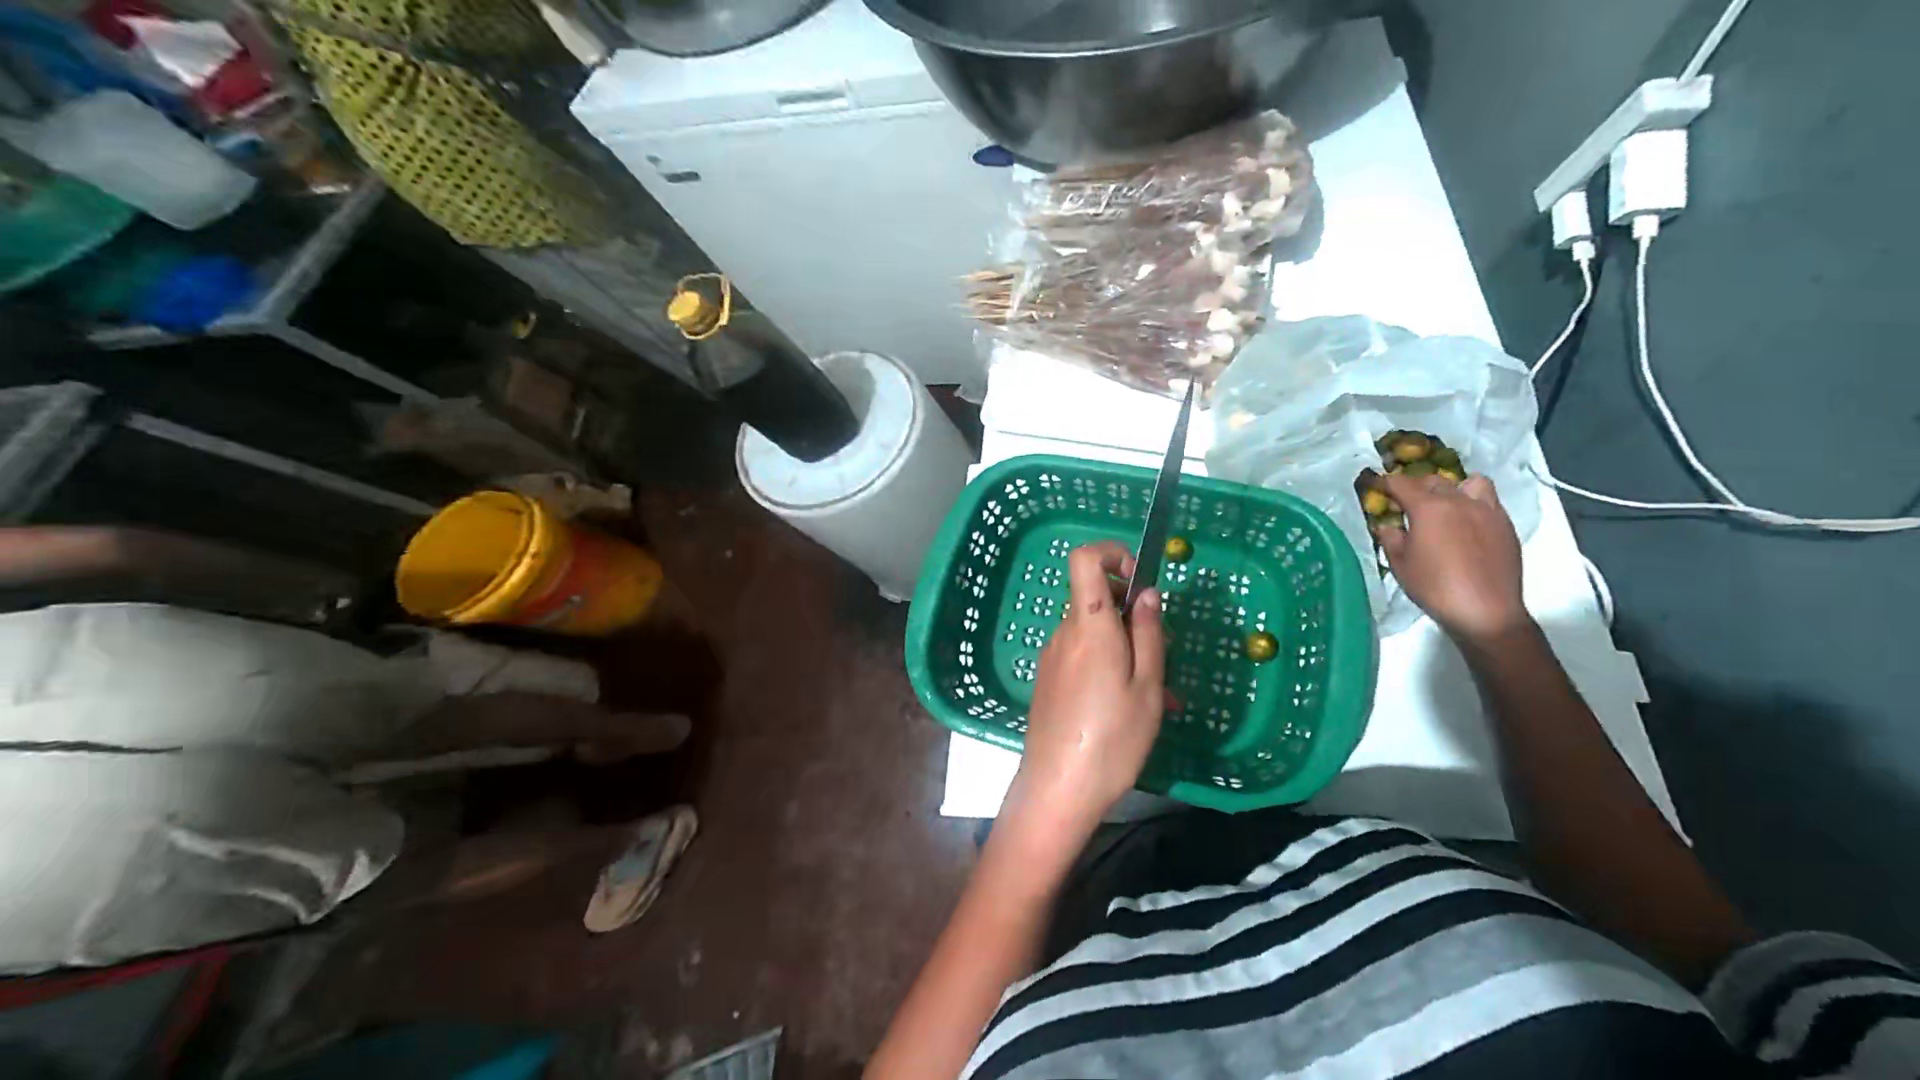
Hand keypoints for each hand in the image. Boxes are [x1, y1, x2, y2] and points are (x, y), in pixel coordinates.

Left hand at [1016, 541, 1165, 824]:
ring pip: (1093, 634)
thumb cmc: (1113, 737)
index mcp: (1089, 626)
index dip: (1111, 554)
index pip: (1083, 558)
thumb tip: (1147, 592)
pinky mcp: (1048, 679)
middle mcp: (1064, 633)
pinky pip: (1081, 657)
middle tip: (1164, 654)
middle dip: (1131, 614)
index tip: (1138, 580)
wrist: (1058, 787)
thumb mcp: (1148, 686)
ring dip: (1125, 648)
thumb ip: (1148, 633)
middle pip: (1095, 599)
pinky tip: (1128, 707)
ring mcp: (1052, 657)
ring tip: (1156, 694)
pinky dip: (1107, 667)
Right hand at [1374, 472, 1527, 643]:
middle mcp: (1459, 501)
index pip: (1401, 483)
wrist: (1485, 610)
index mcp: (1429, 508)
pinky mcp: (1505, 525)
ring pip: (1470, 483)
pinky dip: (1473, 505)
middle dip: (1416, 486)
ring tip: (1446, 504)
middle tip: (1405, 502)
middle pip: (1434, 481)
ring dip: (1454, 488)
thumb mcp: (1400, 563)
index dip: (1383, 482)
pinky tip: (1466, 525)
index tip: (1374, 485)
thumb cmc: (1434, 586)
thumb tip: (1389, 526)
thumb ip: (1390, 538)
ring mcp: (1487, 511)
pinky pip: (1489, 502)